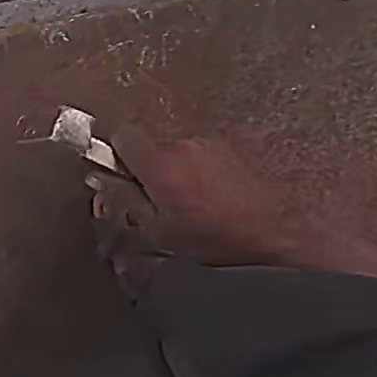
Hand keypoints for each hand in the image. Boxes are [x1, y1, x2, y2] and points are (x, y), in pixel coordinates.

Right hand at [96, 128, 295, 267]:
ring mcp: (210, 145)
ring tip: (193, 207)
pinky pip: (201, 157)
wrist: (273, 236)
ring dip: (178, 174)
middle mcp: (184, 147)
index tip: (115, 167)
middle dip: (150, 172)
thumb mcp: (159, 233)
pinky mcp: (230, 150)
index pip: (123, 135)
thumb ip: (125, 202)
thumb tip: (102, 184)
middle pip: (152, 148)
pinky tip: (213, 201)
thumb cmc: (217, 241)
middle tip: (159, 204)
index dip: (115, 150)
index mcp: (161, 166)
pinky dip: (200, 174)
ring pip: (178, 154)